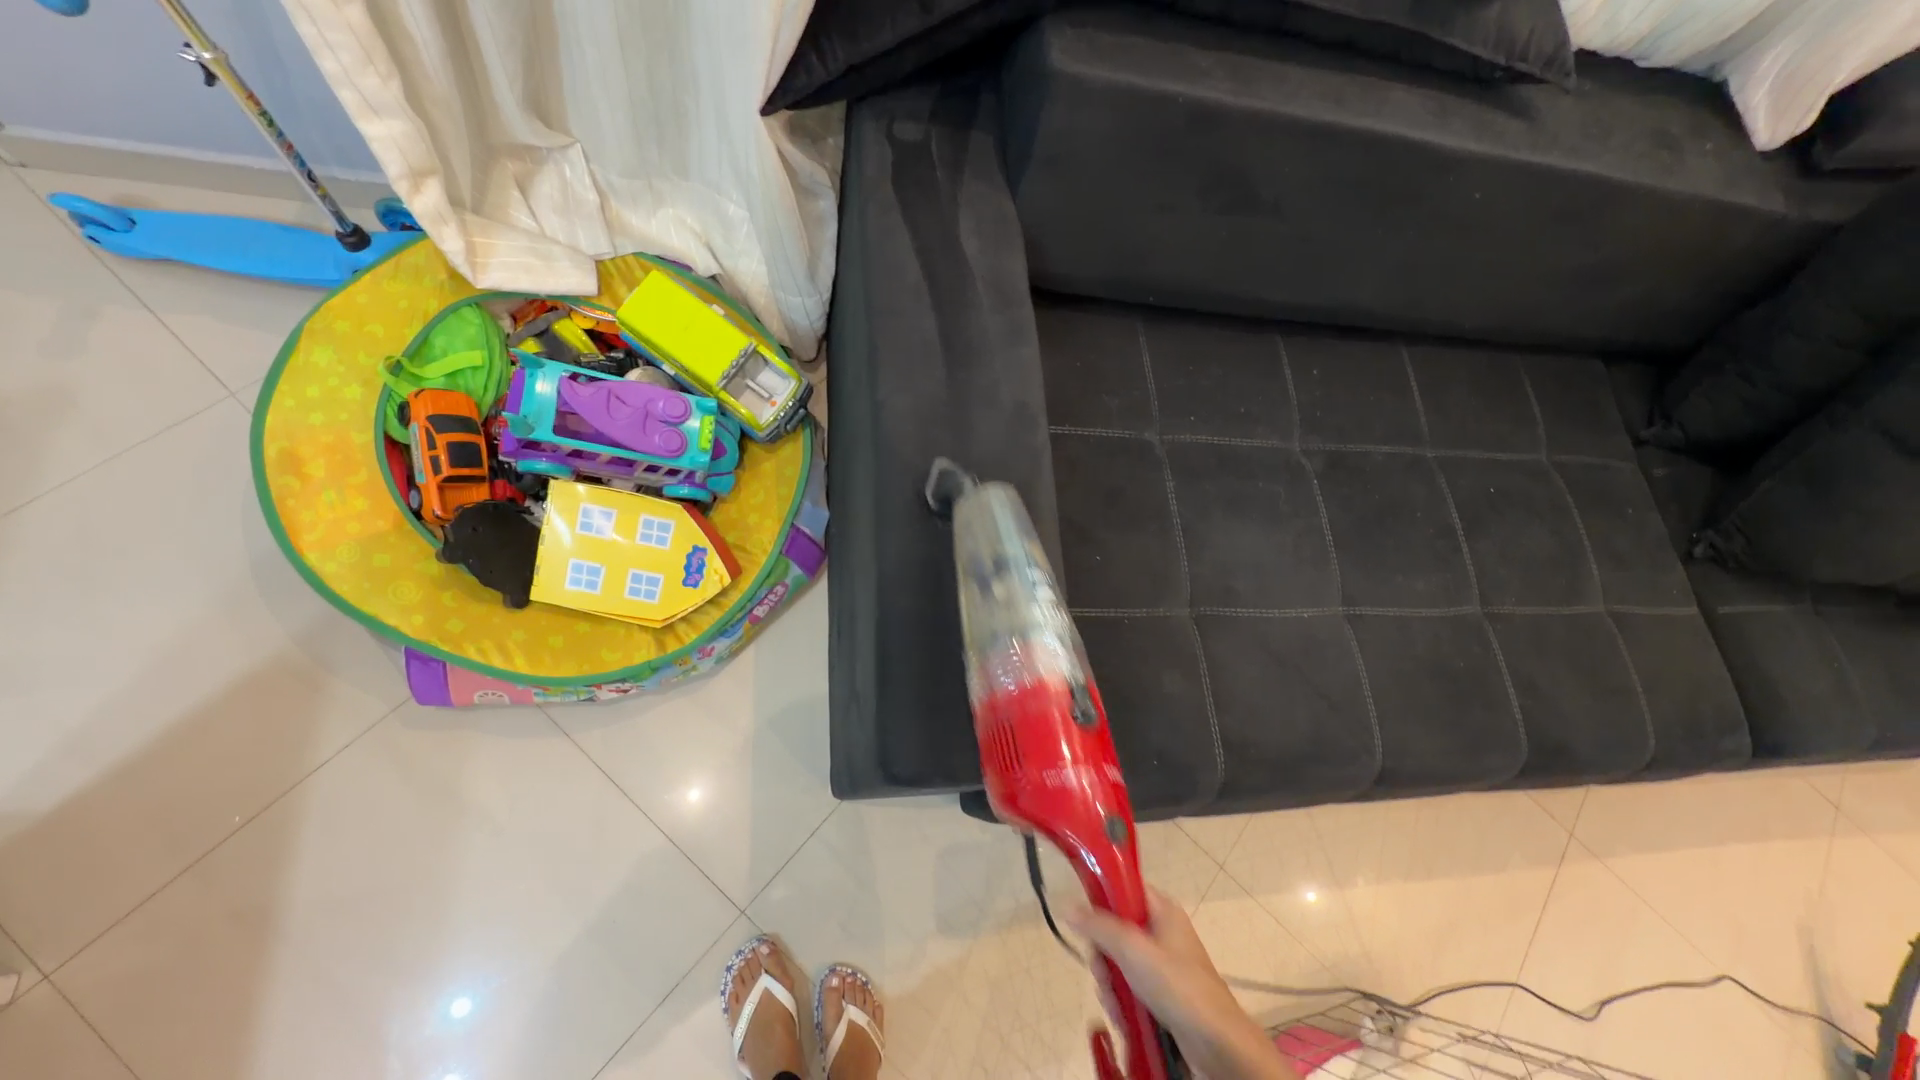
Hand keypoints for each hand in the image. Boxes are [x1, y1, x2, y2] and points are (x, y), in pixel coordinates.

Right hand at [1065, 888, 1300, 1079]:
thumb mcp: (1132, 950)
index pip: (1125, 888)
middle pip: (1115, 931)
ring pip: (1118, 963)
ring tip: (1116, 1005)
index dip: (1103, 899)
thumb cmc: (1177, 985)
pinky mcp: (1161, 993)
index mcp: (1162, 911)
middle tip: (1103, 973)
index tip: (1086, 920)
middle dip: (1103, 957)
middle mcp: (1162, 933)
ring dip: (1110, 985)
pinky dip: (1121, 1001)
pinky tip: (1122, 1019)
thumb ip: (1099, 926)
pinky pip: (1129, 987)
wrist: (1216, 1042)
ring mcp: (1162, 965)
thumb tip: (1068, 905)